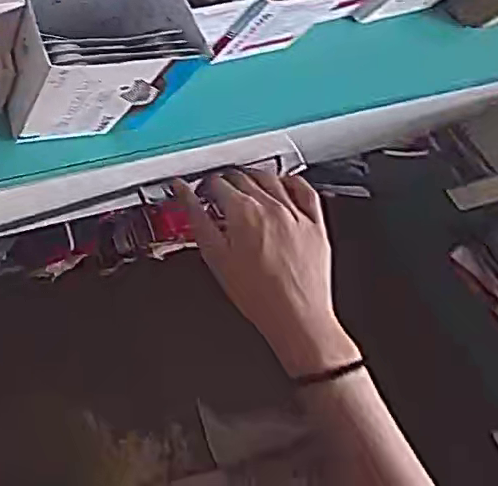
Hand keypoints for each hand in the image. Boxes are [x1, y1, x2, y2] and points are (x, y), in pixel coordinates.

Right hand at [172, 170, 360, 376]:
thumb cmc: (257, 295)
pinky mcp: (315, 224)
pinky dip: (292, 181)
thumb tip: (182, 193)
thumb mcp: (215, 256)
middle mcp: (269, 205)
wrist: (297, 320)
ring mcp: (294, 213)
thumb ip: (195, 217)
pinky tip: (284, 183)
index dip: (204, 187)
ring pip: (270, 178)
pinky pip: (305, 190)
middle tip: (219, 194)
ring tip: (245, 186)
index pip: (216, 182)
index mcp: (242, 210)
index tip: (202, 194)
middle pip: (241, 177)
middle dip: (225, 182)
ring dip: (253, 177)